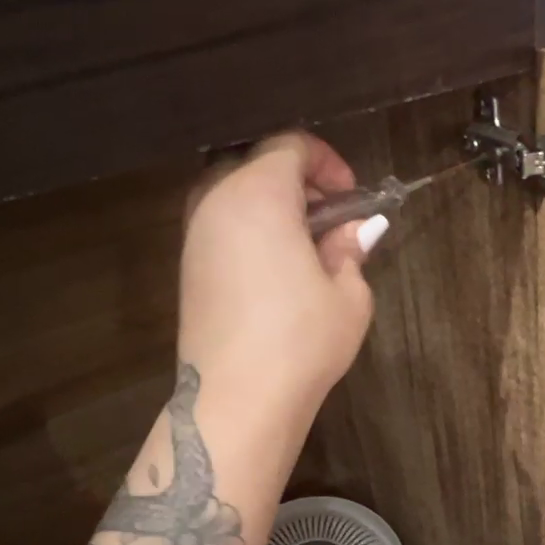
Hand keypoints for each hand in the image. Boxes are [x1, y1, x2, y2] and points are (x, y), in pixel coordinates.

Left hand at [177, 131, 385, 413]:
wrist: (239, 397)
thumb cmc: (303, 340)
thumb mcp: (349, 296)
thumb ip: (351, 251)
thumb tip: (356, 231)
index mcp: (260, 194)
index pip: (291, 147)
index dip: (329, 164)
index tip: (353, 200)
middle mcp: (217, 201)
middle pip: (260, 167)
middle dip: (301, 186)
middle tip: (334, 224)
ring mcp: (195, 234)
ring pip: (238, 197)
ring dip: (276, 211)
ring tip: (309, 253)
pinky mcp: (188, 266)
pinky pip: (224, 228)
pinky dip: (254, 234)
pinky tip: (280, 276)